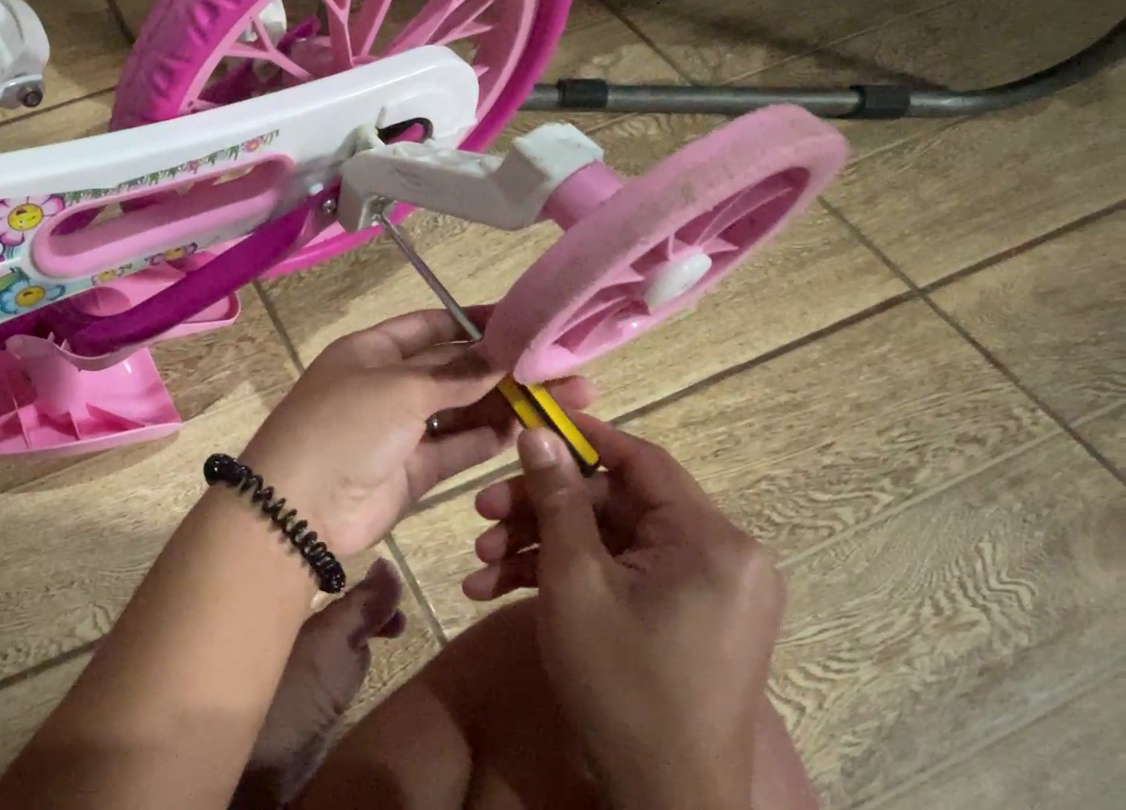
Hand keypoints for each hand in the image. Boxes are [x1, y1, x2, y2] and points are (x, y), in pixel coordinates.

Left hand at [237, 307, 594, 556]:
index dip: (474, 323)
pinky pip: (456, 447)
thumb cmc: (344, 427)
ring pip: (461, 410)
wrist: (299, 507)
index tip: (526, 324)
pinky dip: (489, 439)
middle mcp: (387, 385)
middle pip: (452, 370)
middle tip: (565, 370)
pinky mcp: (413, 470)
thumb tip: (501, 355)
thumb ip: (454, 375)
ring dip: (506, 405)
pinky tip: (530, 431)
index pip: (429, 326)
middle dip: (503, 369)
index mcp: (371, 351)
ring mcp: (400, 429)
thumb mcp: (398, 389)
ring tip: (564, 399)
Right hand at [467, 420, 783, 809]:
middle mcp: (719, 556)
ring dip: (539, 547)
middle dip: (539, 509)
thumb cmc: (621, 681)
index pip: (640, 460)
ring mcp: (703, 591)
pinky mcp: (684, 618)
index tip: (523, 426)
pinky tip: (499, 592)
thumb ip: (557, 499)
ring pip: (608, 541)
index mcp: (711, 540)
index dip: (579, 438)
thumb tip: (538, 433)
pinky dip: (563, 578)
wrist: (664, 796)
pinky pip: (619, 576)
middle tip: (479, 517)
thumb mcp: (573, 581)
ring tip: (478, 567)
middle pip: (614, 504)